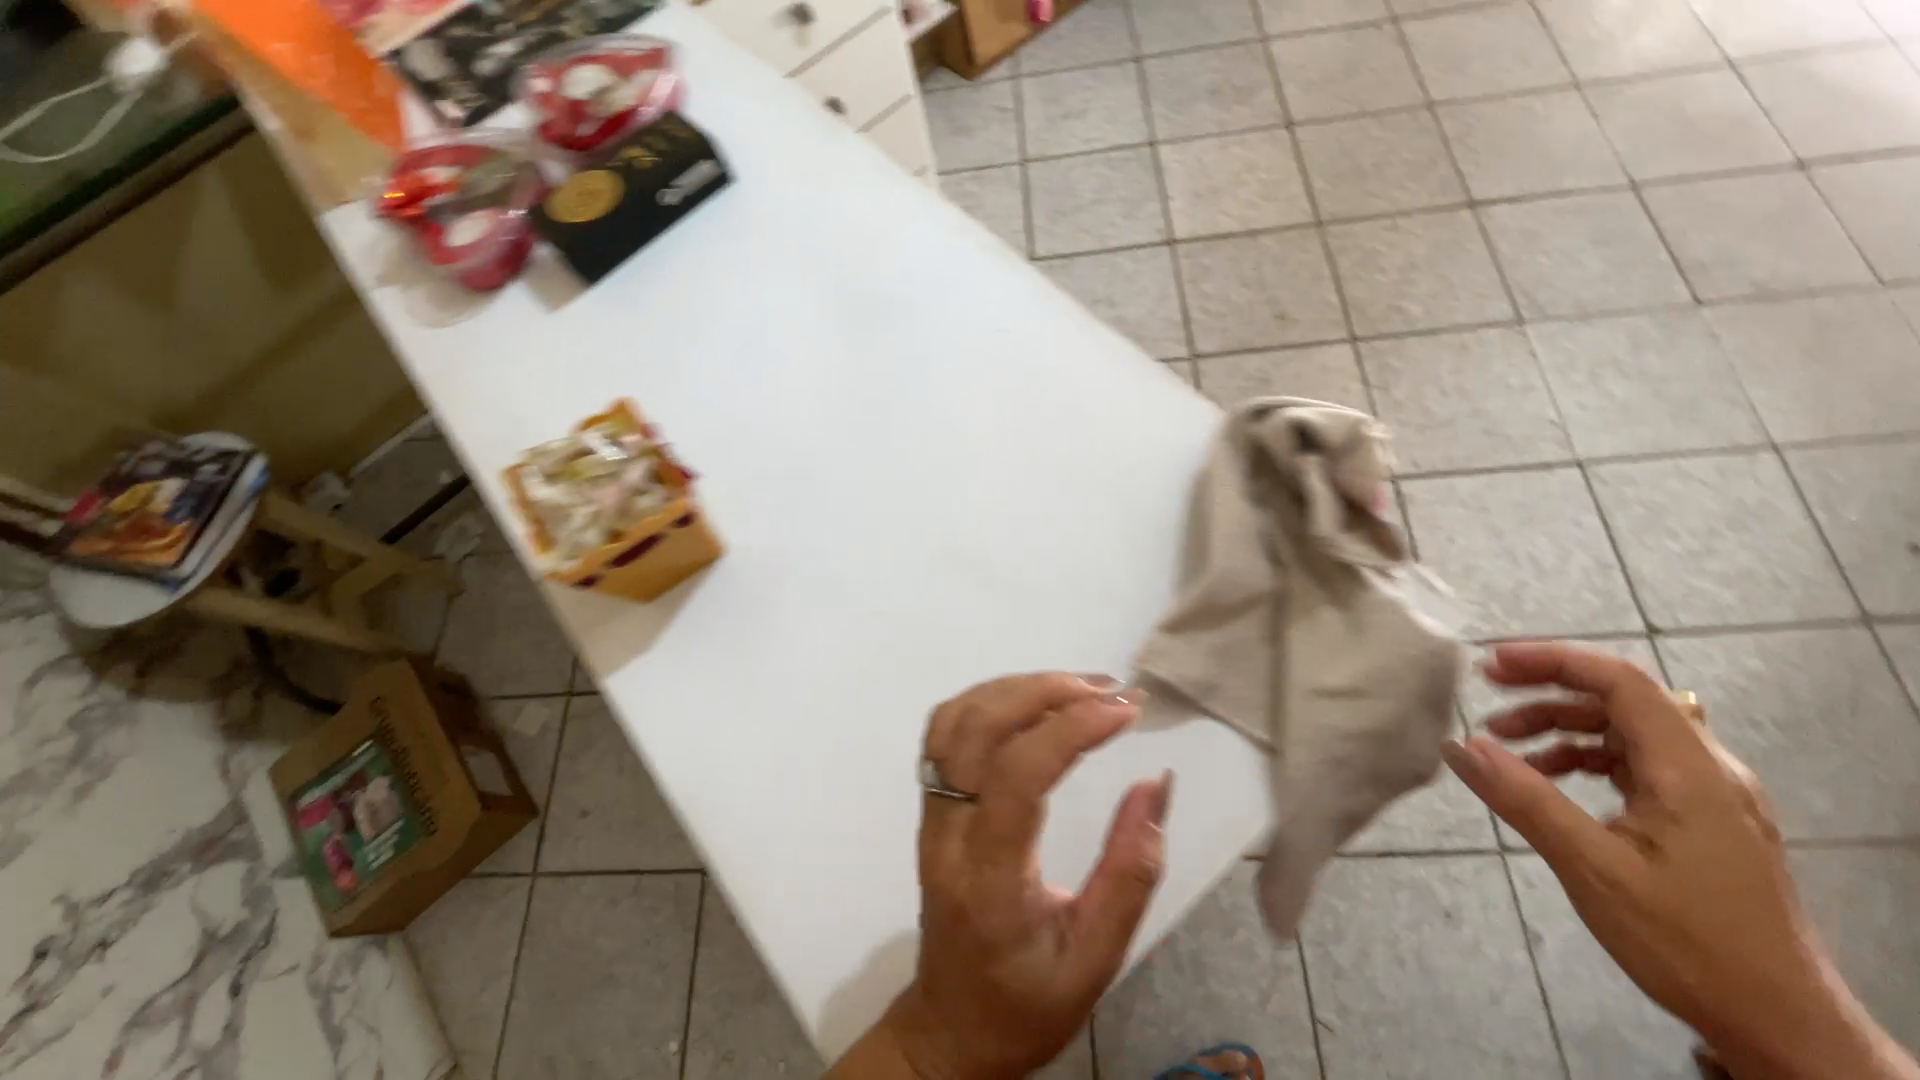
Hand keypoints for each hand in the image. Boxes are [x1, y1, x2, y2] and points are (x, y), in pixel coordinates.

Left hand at [838, 673, 1171, 1079]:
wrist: (952, 1027)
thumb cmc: (1027, 1003)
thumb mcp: (1095, 959)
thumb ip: (1129, 873)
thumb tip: (1155, 784)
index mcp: (988, 877)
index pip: (1016, 774)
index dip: (1072, 727)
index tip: (1127, 709)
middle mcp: (947, 834)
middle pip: (976, 730)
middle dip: (1045, 691)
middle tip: (1109, 689)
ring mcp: (930, 817)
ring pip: (953, 721)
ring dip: (1015, 688)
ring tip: (1079, 687)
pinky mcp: (930, 809)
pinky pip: (946, 734)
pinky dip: (988, 700)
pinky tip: (1032, 702)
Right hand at [1445, 642, 1912, 1079]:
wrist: (1778, 1019)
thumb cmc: (1685, 942)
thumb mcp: (1592, 868)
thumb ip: (1524, 799)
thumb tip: (1460, 746)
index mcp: (1691, 771)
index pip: (1621, 681)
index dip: (1553, 660)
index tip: (1491, 664)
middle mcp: (1709, 768)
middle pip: (1623, 700)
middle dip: (1548, 691)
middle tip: (1485, 701)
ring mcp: (1711, 794)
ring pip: (1627, 732)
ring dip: (1562, 728)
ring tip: (1504, 745)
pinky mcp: (1704, 819)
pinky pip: (1637, 765)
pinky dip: (1585, 760)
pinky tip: (1548, 782)